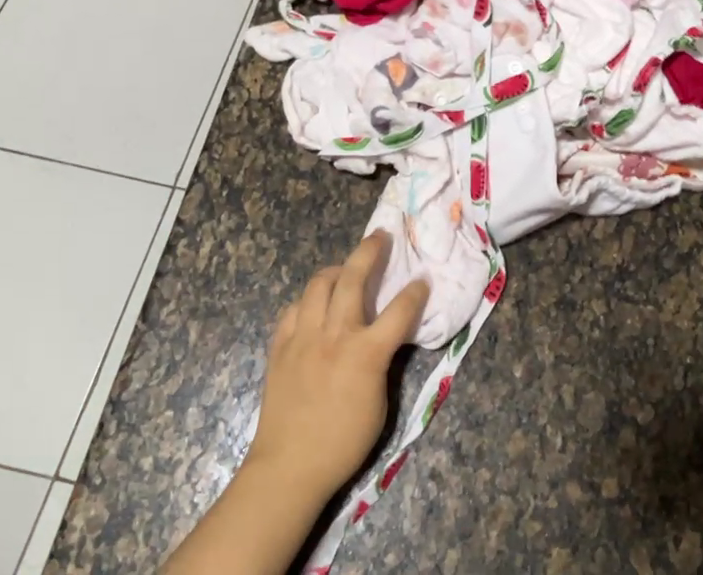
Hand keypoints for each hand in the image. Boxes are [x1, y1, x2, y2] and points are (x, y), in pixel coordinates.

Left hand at [245, 231, 428, 502]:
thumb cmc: (344, 442)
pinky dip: (307, 301)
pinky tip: (313, 306)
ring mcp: (302, 337)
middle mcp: (334, 335)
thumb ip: (384, 362)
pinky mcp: (280, 346)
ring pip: (317, 285)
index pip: (400, 310)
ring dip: (334, 270)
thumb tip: (386, 338)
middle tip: (380, 237)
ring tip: (344, 269)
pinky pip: (293, 309)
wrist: (290, 465)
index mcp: (366, 353)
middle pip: (353, 278)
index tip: (423, 279)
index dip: (415, 292)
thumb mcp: (380, 403)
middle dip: (369, 252)